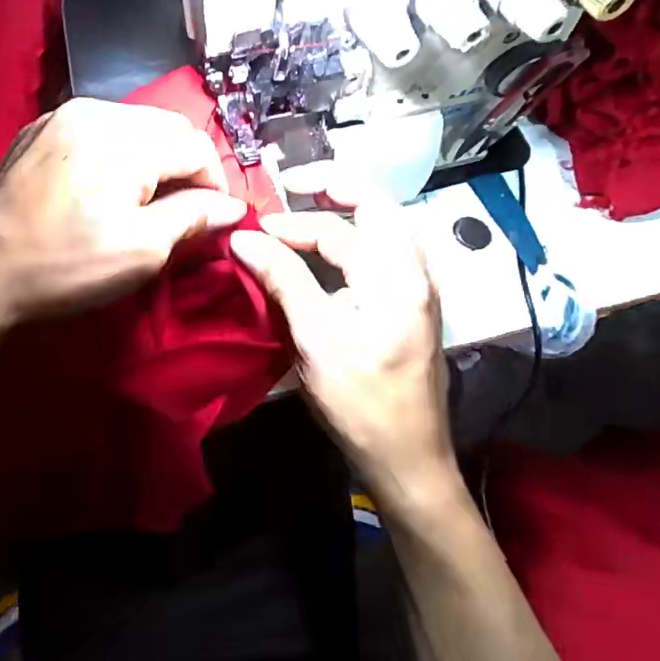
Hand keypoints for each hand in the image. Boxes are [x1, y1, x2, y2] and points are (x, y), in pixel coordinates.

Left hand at [0, 98, 247, 338]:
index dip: (215, 184)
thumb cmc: (66, 266)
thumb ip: (195, 217)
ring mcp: (61, 117)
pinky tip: (114, 188)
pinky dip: (123, 154)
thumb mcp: (144, 249)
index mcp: (120, 137)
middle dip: (188, 168)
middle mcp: (92, 111)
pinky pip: (103, 130)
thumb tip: (233, 207)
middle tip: (186, 212)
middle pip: (169, 128)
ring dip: (157, 159)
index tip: (214, 219)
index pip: (195, 146)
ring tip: (151, 201)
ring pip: (138, 126)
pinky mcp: (40, 132)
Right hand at [227, 194, 451, 503]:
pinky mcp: (405, 310)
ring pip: (375, 237)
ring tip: (289, 232)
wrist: (409, 460)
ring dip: (334, 226)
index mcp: (401, 274)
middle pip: (372, 213)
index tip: (264, 214)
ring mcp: (415, 291)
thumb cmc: (365, 403)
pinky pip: (375, 264)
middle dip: (326, 200)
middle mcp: (415, 272)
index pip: (353, 214)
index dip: (303, 209)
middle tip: (279, 209)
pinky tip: (315, 268)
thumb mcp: (319, 339)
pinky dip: (343, 255)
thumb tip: (244, 239)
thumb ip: (285, 281)